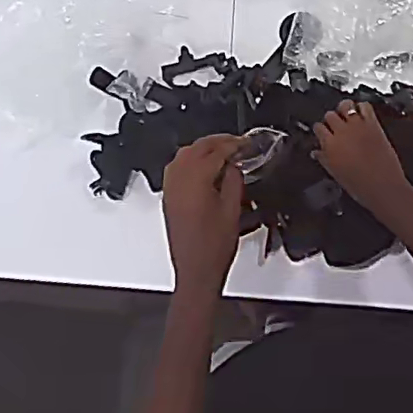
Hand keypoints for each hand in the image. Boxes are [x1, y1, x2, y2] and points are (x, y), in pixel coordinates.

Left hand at [160, 135, 245, 298]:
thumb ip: (233, 181)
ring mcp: (171, 187)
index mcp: (196, 180)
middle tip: (235, 143)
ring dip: (202, 148)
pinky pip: (176, 167)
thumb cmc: (213, 247)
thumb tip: (233, 165)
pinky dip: (190, 160)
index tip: (245, 143)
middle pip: (197, 147)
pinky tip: (202, 166)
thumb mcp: (233, 210)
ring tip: (221, 151)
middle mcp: (179, 180)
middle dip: (217, 142)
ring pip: (184, 154)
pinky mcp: (168, 196)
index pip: (216, 151)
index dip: (233, 144)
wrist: (195, 271)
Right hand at [313, 100, 412, 211]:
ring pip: (345, 105)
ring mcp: (358, 126)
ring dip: (344, 109)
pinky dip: (362, 107)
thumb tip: (316, 152)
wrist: (383, 187)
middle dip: (331, 119)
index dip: (320, 130)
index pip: (318, 127)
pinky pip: (365, 106)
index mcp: (329, 145)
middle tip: (335, 125)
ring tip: (346, 114)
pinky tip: (362, 113)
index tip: (323, 132)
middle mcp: (342, 132)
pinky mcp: (373, 125)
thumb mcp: (336, 174)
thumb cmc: (360, 185)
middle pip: (330, 115)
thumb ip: (324, 159)